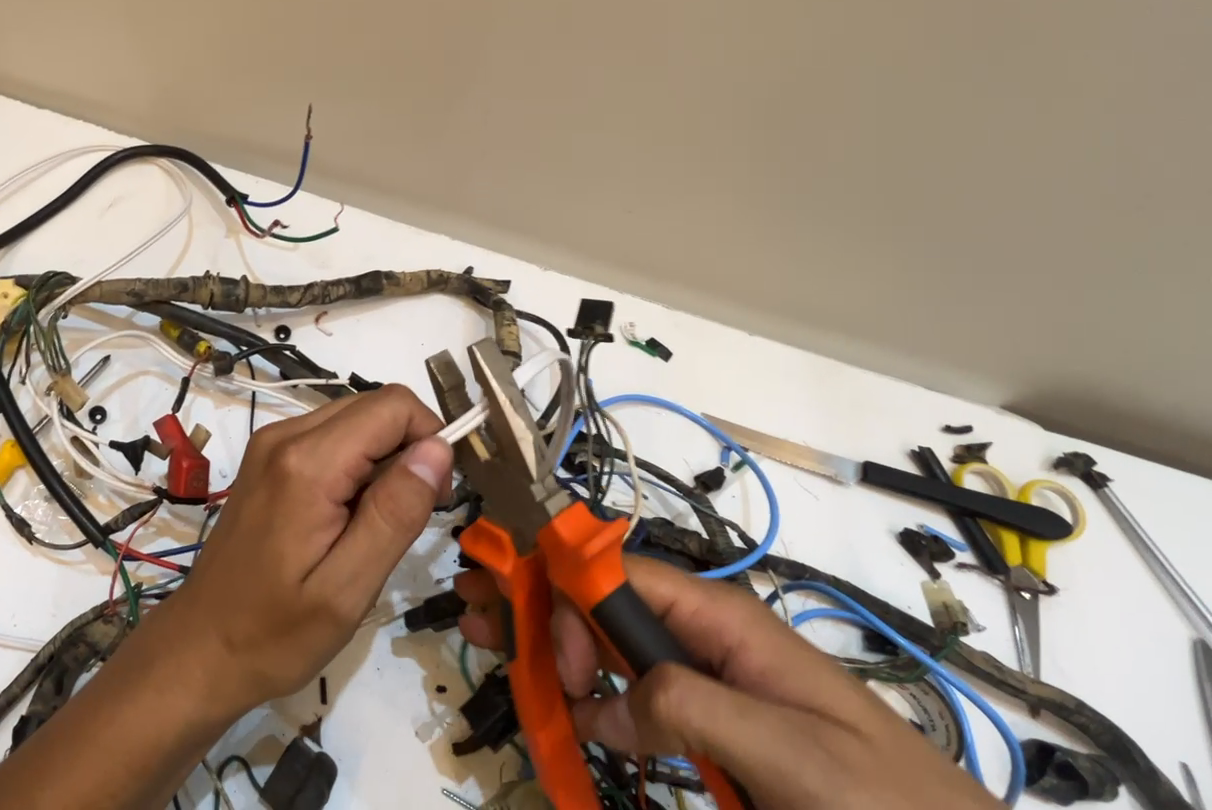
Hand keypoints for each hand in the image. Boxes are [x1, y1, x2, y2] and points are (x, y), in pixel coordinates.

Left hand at [151, 386, 453, 713]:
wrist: (202, 646)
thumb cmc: (275, 632)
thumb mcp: (348, 588)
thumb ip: (394, 512)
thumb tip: (437, 449)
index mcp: (306, 463)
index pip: (393, 406)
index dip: (430, 440)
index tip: (436, 498)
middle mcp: (284, 436)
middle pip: (373, 407)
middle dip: (409, 450)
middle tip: (408, 519)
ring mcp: (270, 445)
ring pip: (353, 420)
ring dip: (382, 460)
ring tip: (374, 527)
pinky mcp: (266, 460)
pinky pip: (328, 439)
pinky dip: (354, 467)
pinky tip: (346, 520)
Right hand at [458, 557, 1002, 809]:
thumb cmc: (888, 803)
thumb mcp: (793, 753)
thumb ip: (691, 710)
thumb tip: (607, 704)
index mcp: (723, 619)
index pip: (619, 576)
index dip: (564, 591)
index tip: (532, 637)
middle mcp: (705, 636)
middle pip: (600, 600)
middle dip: (536, 602)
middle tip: (474, 617)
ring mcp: (705, 679)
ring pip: (607, 644)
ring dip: (550, 644)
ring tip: (494, 645)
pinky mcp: (706, 723)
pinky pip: (631, 695)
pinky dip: (586, 698)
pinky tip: (561, 712)